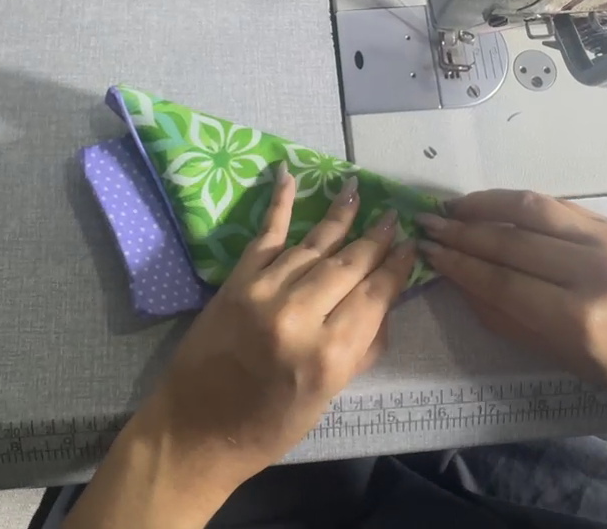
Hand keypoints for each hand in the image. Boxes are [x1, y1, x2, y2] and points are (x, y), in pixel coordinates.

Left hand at [72, 167, 416, 526]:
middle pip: (349, 265)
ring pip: (314, 246)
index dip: (396, 268)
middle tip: (393, 216)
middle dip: (375, 238)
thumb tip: (385, 303)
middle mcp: (300, 317)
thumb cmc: (268, 425)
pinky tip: (291, 177)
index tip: (411, 245)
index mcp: (329, 356)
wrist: (195, 430)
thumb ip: (360, 350)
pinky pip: (266, 234)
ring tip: (357, 192)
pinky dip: (280, 204)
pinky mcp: (237, 280)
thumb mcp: (327, 399)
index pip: (375, 297)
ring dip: (339, 216)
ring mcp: (265, 292)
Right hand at [417, 189, 606, 424]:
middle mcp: (591, 273)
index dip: (458, 264)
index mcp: (580, 321)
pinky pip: (554, 207)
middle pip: (509, 242)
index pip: (501, 283)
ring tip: (452, 206)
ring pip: (529, 210)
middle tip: (426, 225)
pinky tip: (493, 204)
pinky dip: (516, 203)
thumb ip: (513, 322)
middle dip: (461, 232)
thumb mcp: (570, 363)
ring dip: (483, 205)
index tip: (427, 251)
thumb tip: (465, 286)